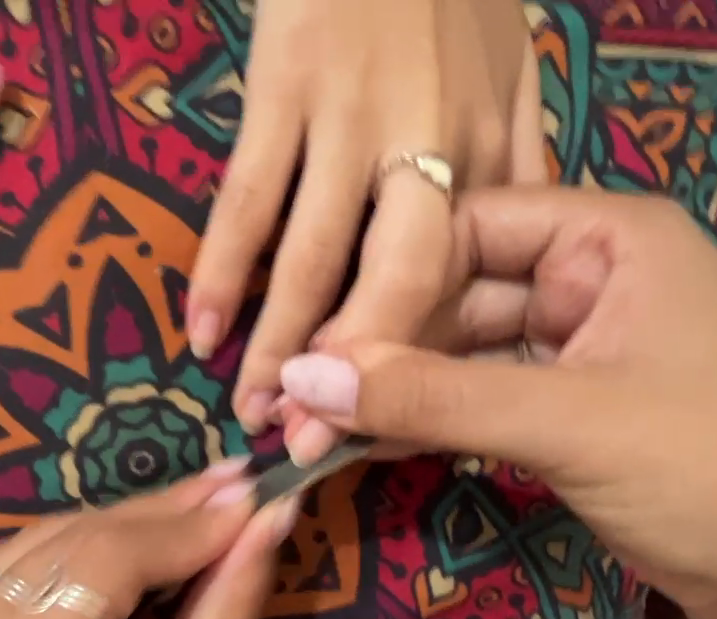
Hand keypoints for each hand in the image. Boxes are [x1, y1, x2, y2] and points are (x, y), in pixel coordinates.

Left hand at [0, 465, 297, 618]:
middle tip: (230, 488)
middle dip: (155, 515)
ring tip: (193, 513)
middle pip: (65, 544)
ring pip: (36, 544)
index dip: (178, 526)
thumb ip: (223, 615)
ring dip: (117, 524)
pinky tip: (126, 544)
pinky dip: (73, 549)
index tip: (248, 500)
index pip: (99, 566)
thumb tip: (269, 522)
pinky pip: (8, 567)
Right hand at [189, 0, 538, 441]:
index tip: (388, 428)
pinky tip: (200, 331)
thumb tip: (514, 254)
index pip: (464, 282)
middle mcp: (434, 140)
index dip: (420, 362)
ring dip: (279, 342)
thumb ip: (517, 162)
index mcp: (497, 143)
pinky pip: (250, 197)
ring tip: (251, 411)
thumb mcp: (515, 72)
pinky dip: (219, 267)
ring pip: (317, 255)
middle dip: (351, 376)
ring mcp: (354, 113)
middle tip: (309, 448)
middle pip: (398, 284)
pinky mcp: (285, 83)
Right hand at [273, 187, 716, 610]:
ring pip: (456, 354)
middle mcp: (588, 278)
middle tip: (291, 404)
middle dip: (374, 353)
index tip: (307, 346)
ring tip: (307, 431)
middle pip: (452, 296)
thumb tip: (299, 378)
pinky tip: (359, 443)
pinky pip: (472, 399)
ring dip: (389, 393)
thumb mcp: (564, 420)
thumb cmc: (710, 466)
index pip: (465, 228)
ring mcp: (572, 349)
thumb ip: (429, 395)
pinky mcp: (560, 411)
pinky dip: (420, 422)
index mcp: (610, 238)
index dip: (383, 284)